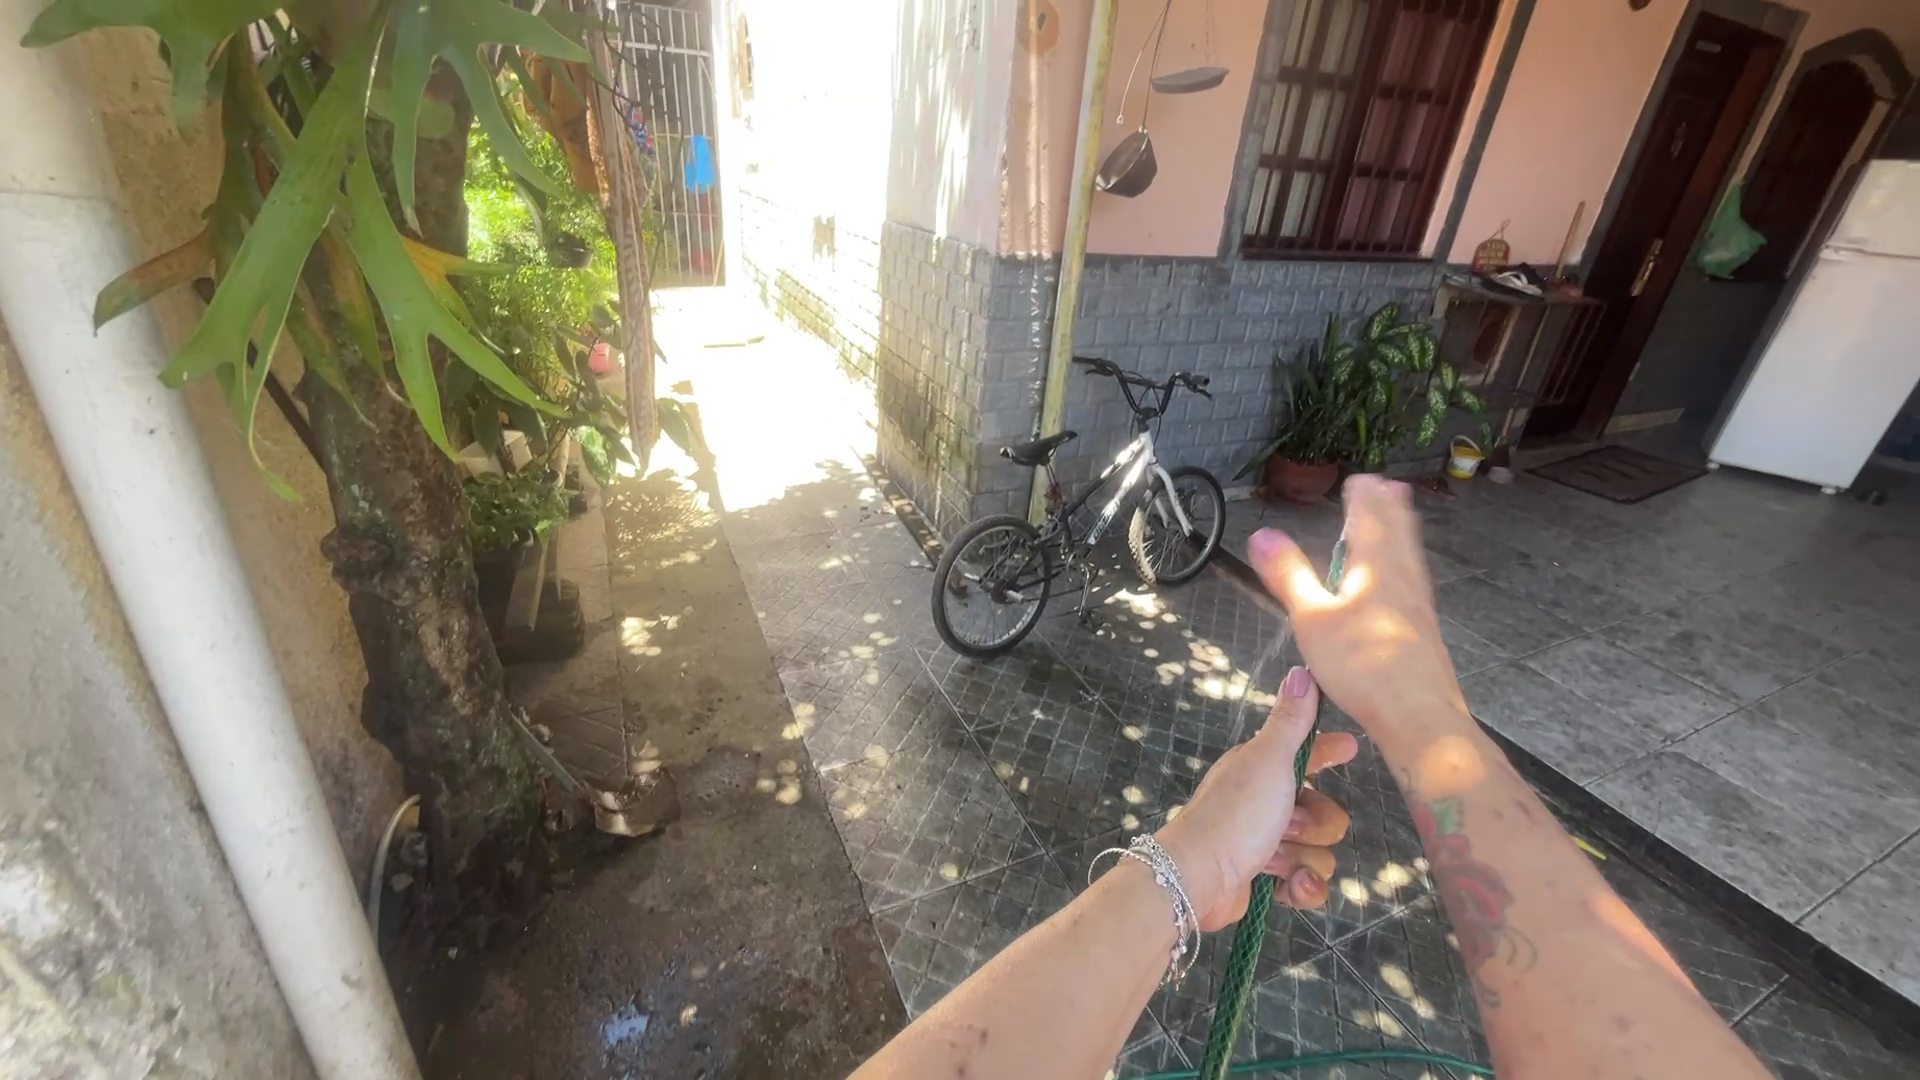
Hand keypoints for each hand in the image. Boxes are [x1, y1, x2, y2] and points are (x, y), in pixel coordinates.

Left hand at [1155, 667, 1357, 930]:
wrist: (1200, 875)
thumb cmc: (1236, 813)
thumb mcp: (1267, 759)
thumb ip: (1290, 720)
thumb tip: (1303, 670)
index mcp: (1260, 768)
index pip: (1304, 754)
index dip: (1327, 751)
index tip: (1351, 747)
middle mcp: (1263, 801)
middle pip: (1324, 812)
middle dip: (1317, 824)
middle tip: (1289, 825)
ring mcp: (1264, 840)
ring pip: (1319, 851)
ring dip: (1305, 858)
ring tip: (1277, 857)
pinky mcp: (1265, 877)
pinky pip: (1306, 882)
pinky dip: (1300, 886)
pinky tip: (1287, 885)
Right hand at [1247, 474, 1469, 736]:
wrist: (1418, 717)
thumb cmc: (1361, 665)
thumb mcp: (1312, 619)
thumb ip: (1289, 576)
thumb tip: (1261, 534)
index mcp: (1375, 571)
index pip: (1370, 522)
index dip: (1363, 500)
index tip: (1360, 478)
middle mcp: (1403, 580)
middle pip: (1398, 534)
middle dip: (1389, 508)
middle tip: (1386, 486)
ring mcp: (1418, 606)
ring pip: (1410, 556)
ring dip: (1401, 531)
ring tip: (1400, 516)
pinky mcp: (1422, 629)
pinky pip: (1413, 579)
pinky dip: (1405, 561)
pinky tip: (1402, 577)